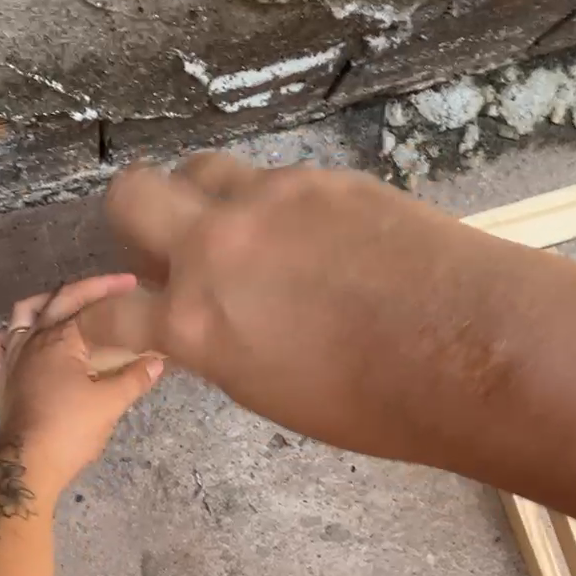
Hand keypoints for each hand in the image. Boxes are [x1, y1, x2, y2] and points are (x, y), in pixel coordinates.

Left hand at [0, 274, 164, 487]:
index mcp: (60, 339)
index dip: (113, 291)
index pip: (90, 305)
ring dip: (44, 302)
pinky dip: (3, 338)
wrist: (30, 463)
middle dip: (88, 289)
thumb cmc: (71, 430)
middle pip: (58, 301)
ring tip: (65, 302)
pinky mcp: (0, 382)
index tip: (136, 287)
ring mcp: (11, 359)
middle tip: (114, 286)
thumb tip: (157, 362)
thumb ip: (135, 378)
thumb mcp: (111, 403)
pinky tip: (16, 338)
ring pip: (21, 315)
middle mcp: (32, 340)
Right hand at [73, 152, 553, 467]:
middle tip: (169, 254)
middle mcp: (217, 246)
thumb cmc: (369, 406)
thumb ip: (216, 343)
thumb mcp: (264, 391)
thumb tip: (204, 320)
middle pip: (133, 193)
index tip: (111, 322)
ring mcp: (270, 200)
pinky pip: (271, 180)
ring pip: (202, 170)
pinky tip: (311, 241)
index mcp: (196, 321)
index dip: (100, 321)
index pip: (110, 312)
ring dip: (202, 202)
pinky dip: (269, 208)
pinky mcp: (324, 178)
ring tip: (243, 240)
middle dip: (134, 221)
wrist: (474, 351)